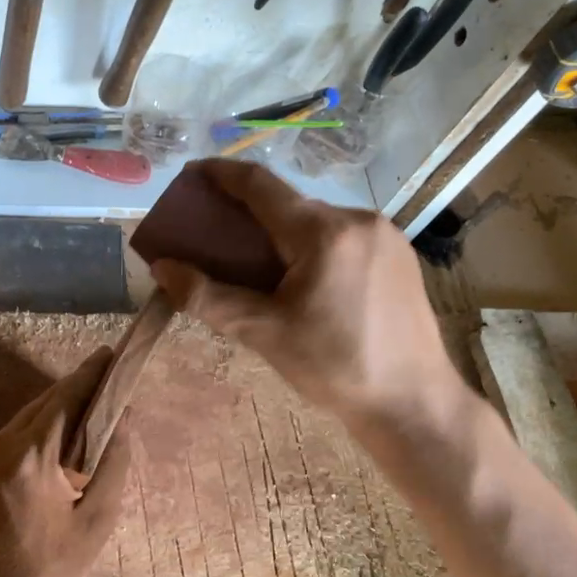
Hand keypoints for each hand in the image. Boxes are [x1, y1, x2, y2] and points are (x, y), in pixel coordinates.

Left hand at [0, 348, 132, 576]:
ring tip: (94, 410)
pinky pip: (12, 441)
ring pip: (25, 422)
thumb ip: (112, 464)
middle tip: (110, 382)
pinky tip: (63, 442)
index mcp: (27, 457)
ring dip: (57, 414)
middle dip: (76, 393)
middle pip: (42, 407)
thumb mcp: (95, 522)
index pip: (63, 399)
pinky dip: (39, 435)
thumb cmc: (48, 575)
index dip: (90, 375)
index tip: (111, 354)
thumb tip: (122, 421)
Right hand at [149, 159, 460, 428]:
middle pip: (288, 204)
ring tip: (248, 260)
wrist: (414, 402)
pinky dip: (306, 245)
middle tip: (211, 233)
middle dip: (245, 213)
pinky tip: (293, 276)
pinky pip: (339, 237)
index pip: (262, 186)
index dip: (222, 174)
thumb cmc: (335, 366)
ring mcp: (384, 236)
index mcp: (324, 233)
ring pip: (314, 221)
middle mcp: (359, 220)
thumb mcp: (262, 332)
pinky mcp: (398, 256)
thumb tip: (162, 268)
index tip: (191, 173)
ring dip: (276, 232)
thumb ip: (207, 297)